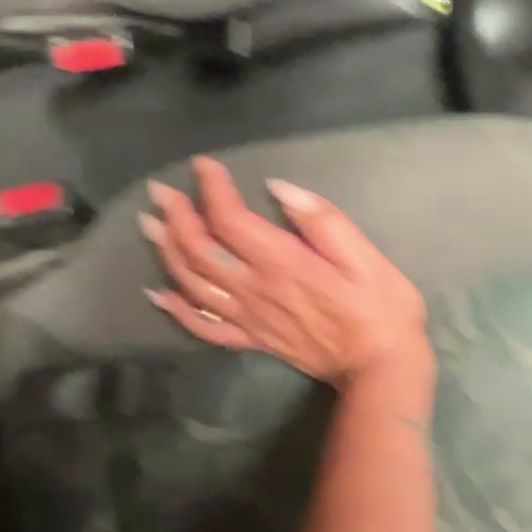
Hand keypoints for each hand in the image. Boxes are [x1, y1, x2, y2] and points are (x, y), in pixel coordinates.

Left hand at [142, 156, 430, 385]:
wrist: (381, 367)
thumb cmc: (380, 305)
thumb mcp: (365, 254)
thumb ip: (322, 219)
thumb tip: (279, 187)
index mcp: (282, 262)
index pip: (230, 219)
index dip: (212, 189)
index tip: (204, 164)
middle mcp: (255, 289)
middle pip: (199, 250)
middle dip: (176, 217)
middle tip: (159, 192)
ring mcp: (248, 319)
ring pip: (192, 284)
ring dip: (167, 252)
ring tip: (150, 226)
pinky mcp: (251, 340)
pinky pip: (202, 327)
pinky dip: (175, 310)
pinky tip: (158, 295)